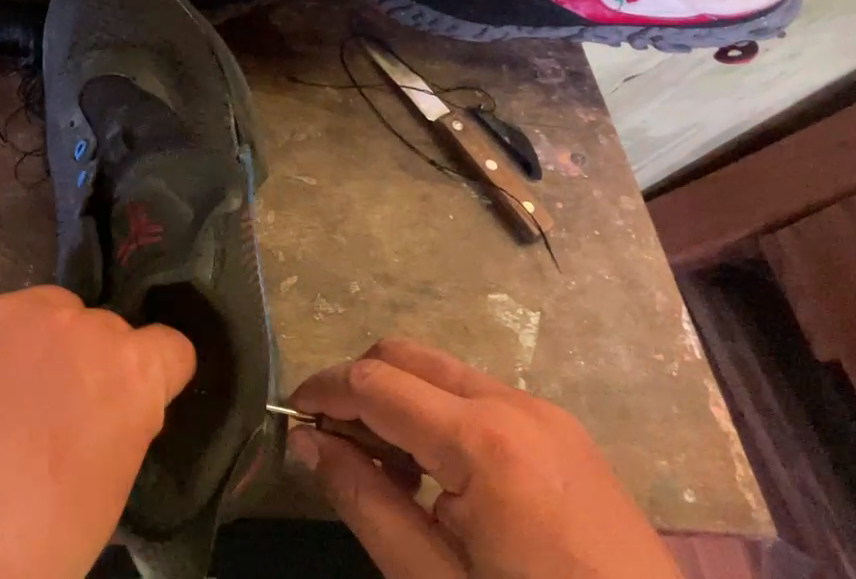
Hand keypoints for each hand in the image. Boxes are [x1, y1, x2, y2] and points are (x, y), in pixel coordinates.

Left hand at [0, 285, 195, 578]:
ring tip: (4, 397)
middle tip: (55, 409)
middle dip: (89, 360)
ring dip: (38, 342)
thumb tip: (111, 406)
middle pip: (102, 327)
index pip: (169, 346)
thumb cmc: (42, 534)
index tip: (132, 400)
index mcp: (132, 370)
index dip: (155, 375)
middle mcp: (79, 325)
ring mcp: (14, 314)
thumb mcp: (112, 482)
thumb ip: (124, 421)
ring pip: (45, 311)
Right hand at [288, 338, 681, 578]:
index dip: (319, 393)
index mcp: (483, 441)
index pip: (373, 383)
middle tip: (333, 446)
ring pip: (441, 371)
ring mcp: (549, 416)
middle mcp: (515, 405)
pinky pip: (479, 397)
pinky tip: (437, 477)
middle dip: (356, 385)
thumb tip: (306, 443)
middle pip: (405, 354)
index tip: (288, 422)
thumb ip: (364, 502)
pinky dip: (437, 414)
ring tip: (383, 469)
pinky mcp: (567, 435)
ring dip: (396, 399)